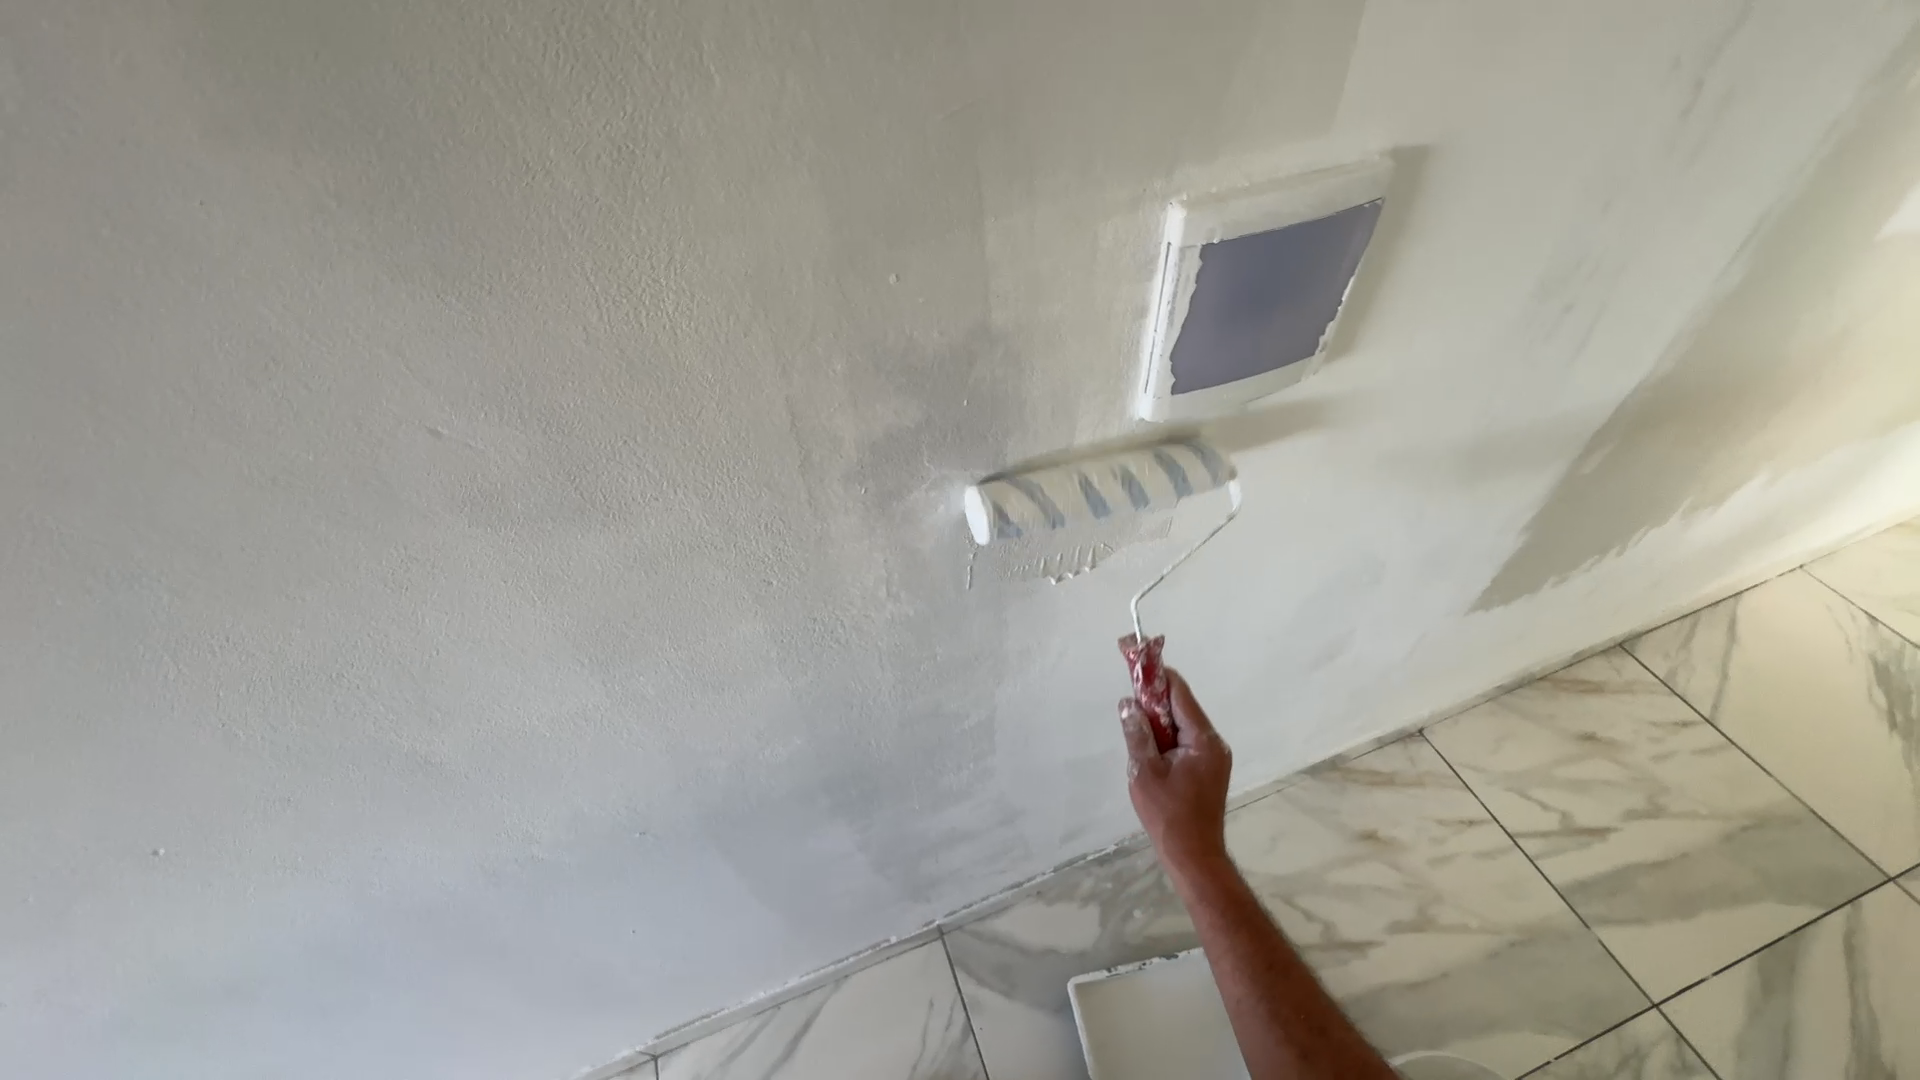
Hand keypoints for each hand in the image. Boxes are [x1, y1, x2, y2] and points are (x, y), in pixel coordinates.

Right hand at [1120, 669, 1232, 878]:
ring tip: (1133, 724)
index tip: (1136, 656)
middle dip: (1153, 698)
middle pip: (1180, 707)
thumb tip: (1128, 703)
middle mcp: (1213, 742)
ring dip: (1157, 720)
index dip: (1156, 674)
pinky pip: (1184, 740)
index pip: (1179, 693)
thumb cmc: (1168, 813)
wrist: (1193, 855)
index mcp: (1203, 739)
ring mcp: (1213, 757)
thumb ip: (1136, 733)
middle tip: (1128, 694)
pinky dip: (1164, 736)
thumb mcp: (1144, 771)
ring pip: (1180, 724)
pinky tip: (1147, 746)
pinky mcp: (1207, 769)